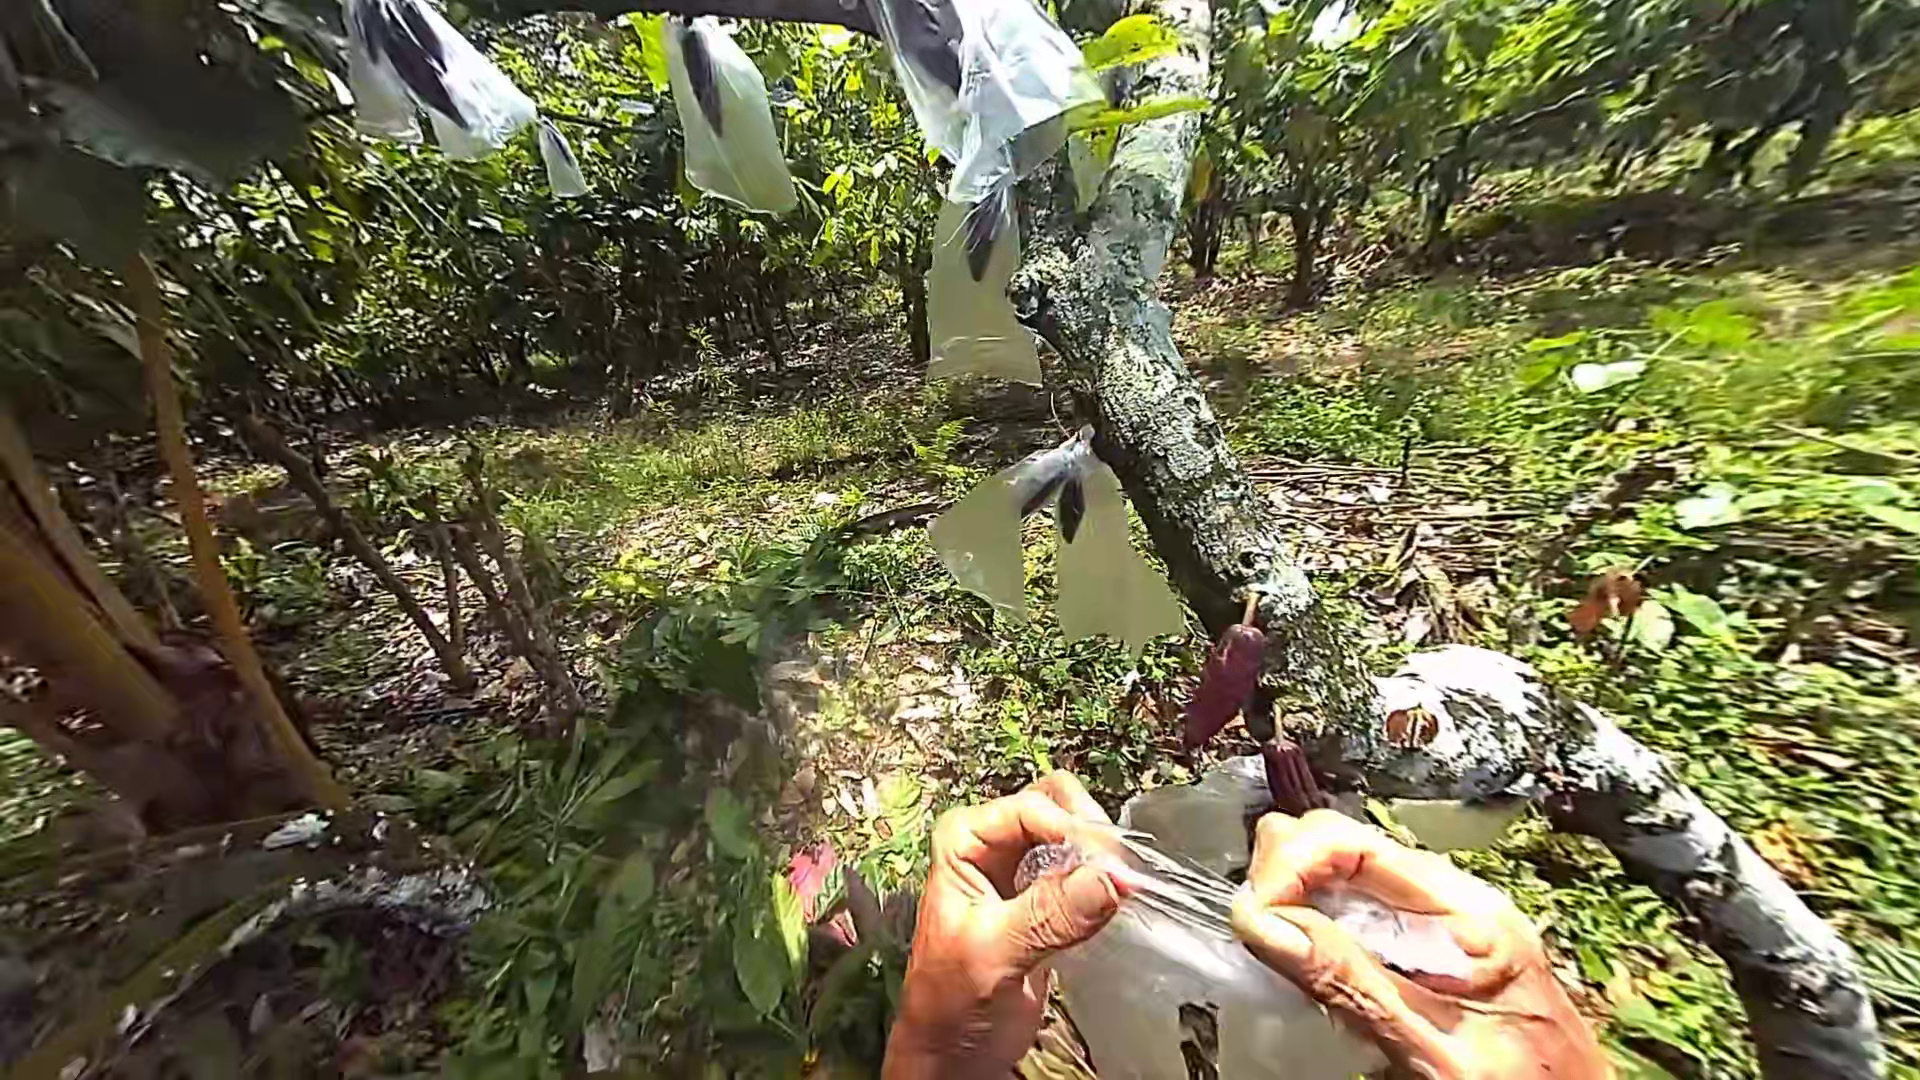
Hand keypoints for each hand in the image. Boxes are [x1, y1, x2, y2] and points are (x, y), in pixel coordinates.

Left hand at [883, 772, 1122, 1079]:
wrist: (953, 1051)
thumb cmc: (951, 1002)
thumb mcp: (994, 953)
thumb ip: (1048, 914)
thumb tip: (1108, 878)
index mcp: (964, 836)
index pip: (1028, 808)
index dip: (1072, 830)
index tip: (1110, 865)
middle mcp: (989, 837)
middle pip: (1052, 804)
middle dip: (1088, 830)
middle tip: (1119, 870)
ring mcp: (1017, 859)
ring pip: (1069, 827)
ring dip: (1098, 850)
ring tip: (1120, 884)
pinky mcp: (1042, 887)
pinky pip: (1078, 862)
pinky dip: (1098, 872)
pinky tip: (1112, 896)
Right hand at [1230, 810, 1609, 1079]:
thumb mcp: (1439, 1060)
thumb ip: (1349, 985)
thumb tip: (1258, 920)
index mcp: (1468, 912)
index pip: (1348, 840)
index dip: (1288, 863)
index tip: (1256, 915)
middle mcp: (1442, 891)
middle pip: (1329, 834)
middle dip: (1281, 872)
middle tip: (1264, 934)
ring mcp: (1422, 905)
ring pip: (1322, 857)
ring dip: (1286, 892)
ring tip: (1281, 947)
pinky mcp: (1404, 926)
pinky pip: (1333, 892)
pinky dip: (1301, 911)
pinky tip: (1304, 953)